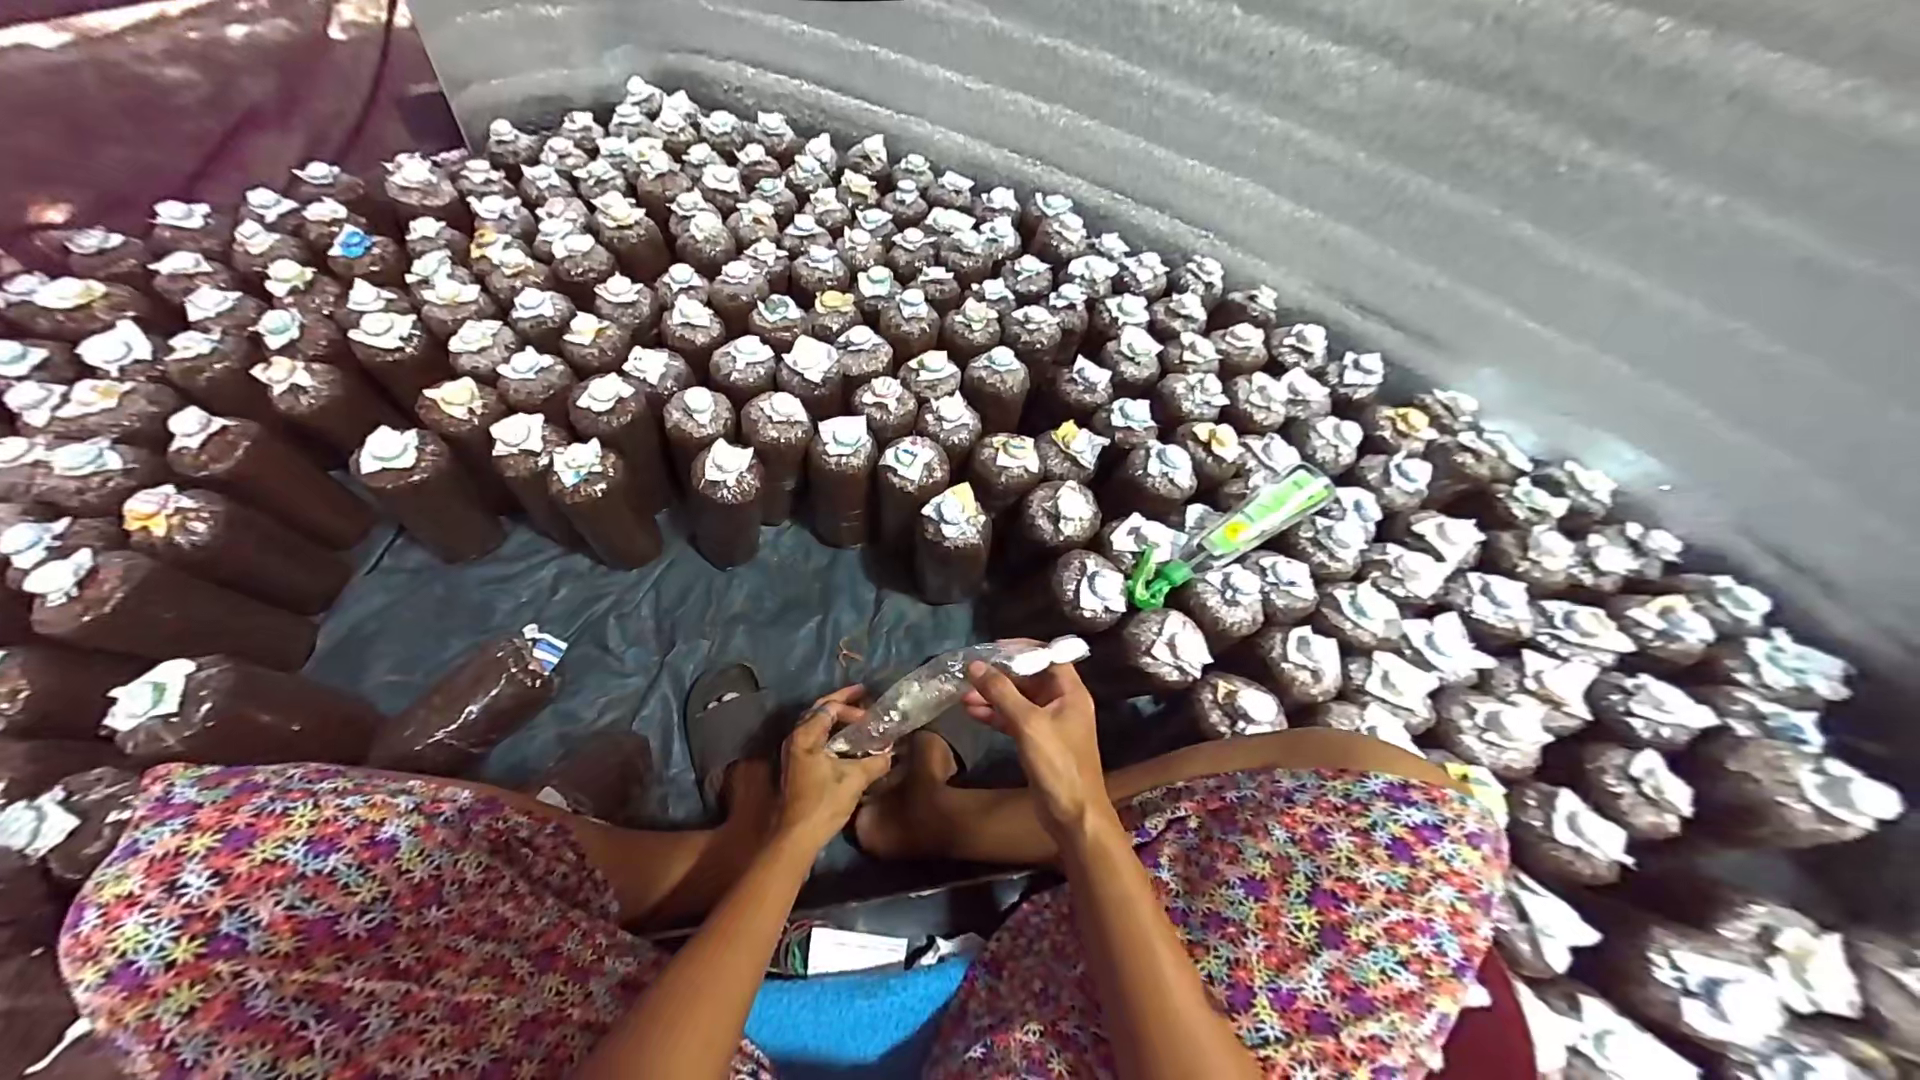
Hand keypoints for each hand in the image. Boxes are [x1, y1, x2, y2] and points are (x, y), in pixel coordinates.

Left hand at [776, 685, 893, 846]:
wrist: (796, 837)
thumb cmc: (823, 803)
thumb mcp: (854, 780)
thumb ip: (875, 762)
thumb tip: (891, 752)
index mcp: (805, 735)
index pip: (829, 708)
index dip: (852, 708)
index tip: (871, 717)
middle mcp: (795, 738)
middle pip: (819, 710)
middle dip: (842, 701)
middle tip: (863, 694)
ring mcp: (793, 752)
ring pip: (816, 724)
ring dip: (836, 717)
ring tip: (858, 713)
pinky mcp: (797, 765)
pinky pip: (815, 737)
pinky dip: (831, 731)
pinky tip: (847, 738)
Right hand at [962, 649, 1109, 837]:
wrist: (1073, 816)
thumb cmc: (1058, 764)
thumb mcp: (1028, 723)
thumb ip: (1002, 692)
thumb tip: (975, 666)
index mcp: (1071, 692)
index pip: (1048, 656)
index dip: (1022, 649)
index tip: (993, 649)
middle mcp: (1062, 703)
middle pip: (1030, 677)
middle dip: (1000, 675)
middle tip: (971, 672)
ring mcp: (1050, 724)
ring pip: (1019, 700)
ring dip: (993, 696)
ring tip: (963, 694)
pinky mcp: (1038, 742)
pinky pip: (1014, 719)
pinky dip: (995, 715)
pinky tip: (972, 712)